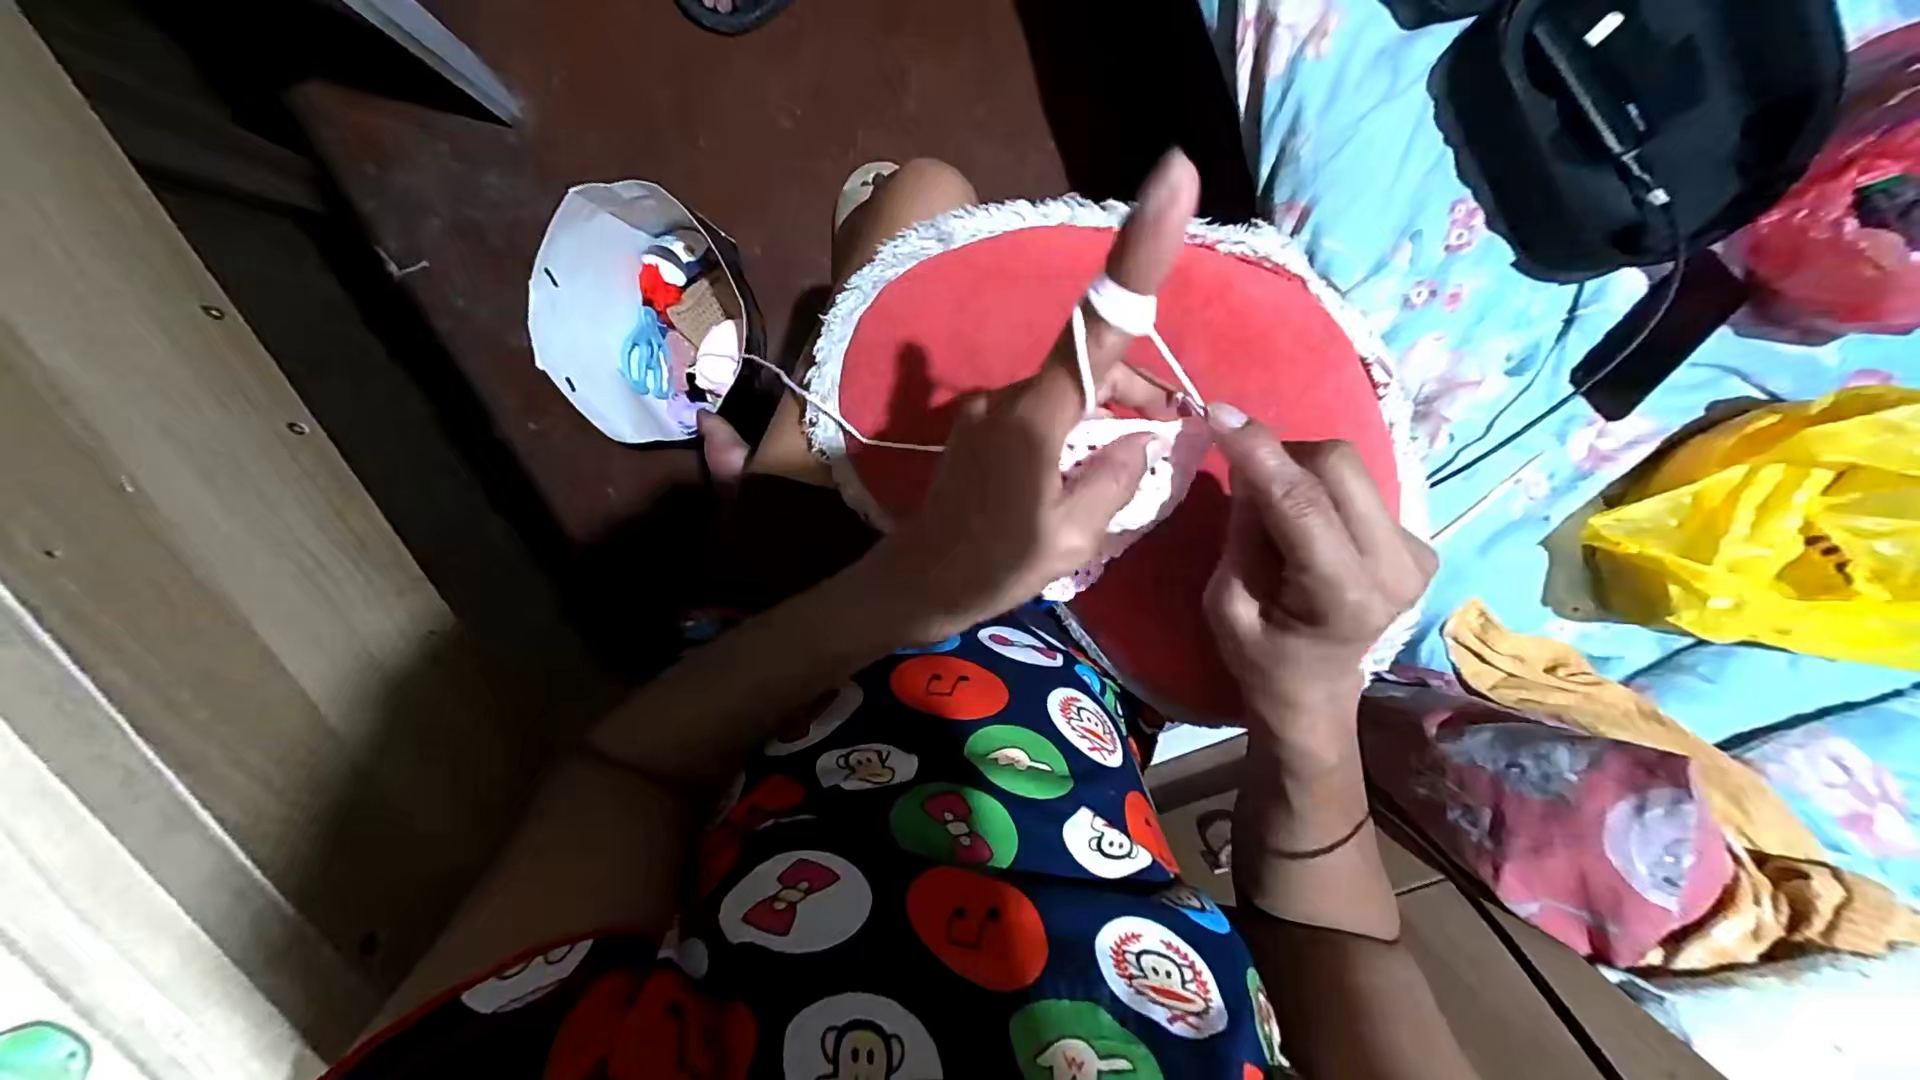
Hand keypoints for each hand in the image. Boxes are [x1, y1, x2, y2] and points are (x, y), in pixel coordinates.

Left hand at [863, 150, 1200, 640]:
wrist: (917, 582)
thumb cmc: (993, 568)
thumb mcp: (1071, 540)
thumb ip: (1114, 479)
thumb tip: (1142, 436)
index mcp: (1035, 420)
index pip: (1096, 324)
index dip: (1139, 250)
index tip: (1171, 177)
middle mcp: (1009, 396)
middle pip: (1090, 358)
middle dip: (1136, 382)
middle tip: (1169, 427)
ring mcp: (988, 405)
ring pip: (1067, 383)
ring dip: (1106, 403)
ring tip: (1132, 450)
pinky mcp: (980, 421)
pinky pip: (1042, 403)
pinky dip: (1074, 417)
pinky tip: (1087, 453)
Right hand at [1203, 410, 1434, 774]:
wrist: (1314, 689)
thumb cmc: (1259, 656)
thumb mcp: (1225, 601)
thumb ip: (1242, 532)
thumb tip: (1249, 465)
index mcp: (1344, 594)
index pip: (1301, 502)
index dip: (1258, 451)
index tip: (1218, 414)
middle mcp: (1397, 565)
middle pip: (1339, 465)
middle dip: (1281, 454)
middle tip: (1242, 474)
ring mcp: (1416, 550)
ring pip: (1350, 468)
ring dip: (1298, 468)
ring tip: (1269, 505)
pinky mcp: (1417, 540)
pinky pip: (1358, 486)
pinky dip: (1317, 486)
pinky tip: (1301, 520)